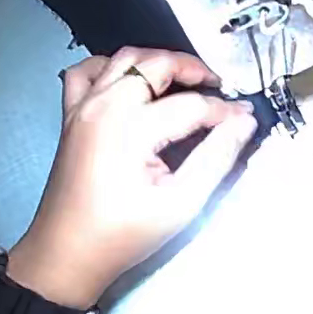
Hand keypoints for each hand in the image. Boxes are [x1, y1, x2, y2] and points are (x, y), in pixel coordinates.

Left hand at [8, 49, 257, 307]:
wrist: (67, 254)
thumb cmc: (125, 235)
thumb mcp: (181, 203)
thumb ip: (216, 158)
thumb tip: (243, 123)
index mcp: (130, 129)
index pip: (191, 105)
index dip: (224, 111)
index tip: (245, 120)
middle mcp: (103, 107)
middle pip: (154, 64)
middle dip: (192, 69)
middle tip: (219, 88)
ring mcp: (82, 108)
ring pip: (123, 58)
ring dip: (157, 61)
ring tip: (185, 80)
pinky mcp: (70, 116)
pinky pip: (87, 71)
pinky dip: (112, 66)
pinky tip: (132, 82)